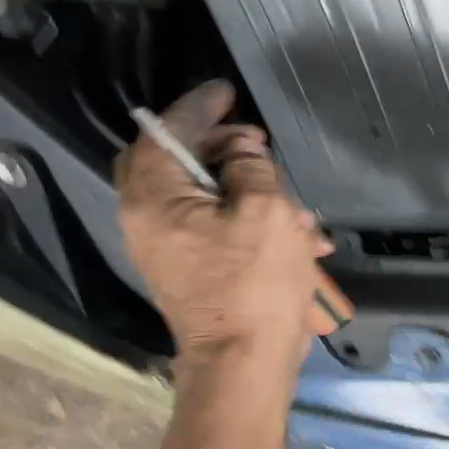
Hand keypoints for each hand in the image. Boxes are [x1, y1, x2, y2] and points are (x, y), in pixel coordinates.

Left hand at [115, 81, 333, 365]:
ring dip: (246, 187)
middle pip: (173, 163)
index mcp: (156, 200)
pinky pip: (215, 226)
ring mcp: (168, 247)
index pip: (164, 135)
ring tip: (295, 202)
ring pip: (200, 195)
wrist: (244, 357)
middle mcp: (148, 219)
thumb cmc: (255, 282)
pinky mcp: (191, 268)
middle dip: (217, 147)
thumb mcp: (267, 214)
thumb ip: (252, 169)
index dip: (197, 109)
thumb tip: (241, 148)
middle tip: (257, 140)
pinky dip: (251, 219)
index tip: (226, 91)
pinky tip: (300, 236)